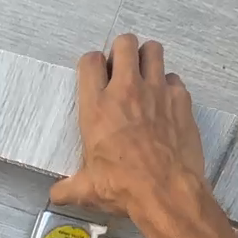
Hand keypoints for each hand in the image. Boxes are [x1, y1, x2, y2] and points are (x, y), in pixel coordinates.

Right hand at [49, 34, 205, 221]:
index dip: (91, 65)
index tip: (93, 76)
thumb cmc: (122, 186)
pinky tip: (162, 102)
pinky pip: (174, 78)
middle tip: (119, 70)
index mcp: (97, 108)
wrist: (165, 191)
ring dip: (146, 59)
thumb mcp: (85, 190)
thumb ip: (67, 188)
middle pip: (125, 43)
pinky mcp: (181, 99)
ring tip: (142, 77)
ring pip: (153, 50)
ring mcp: (157, 91)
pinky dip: (167, 85)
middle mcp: (127, 91)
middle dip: (121, 52)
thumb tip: (56, 194)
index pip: (90, 62)